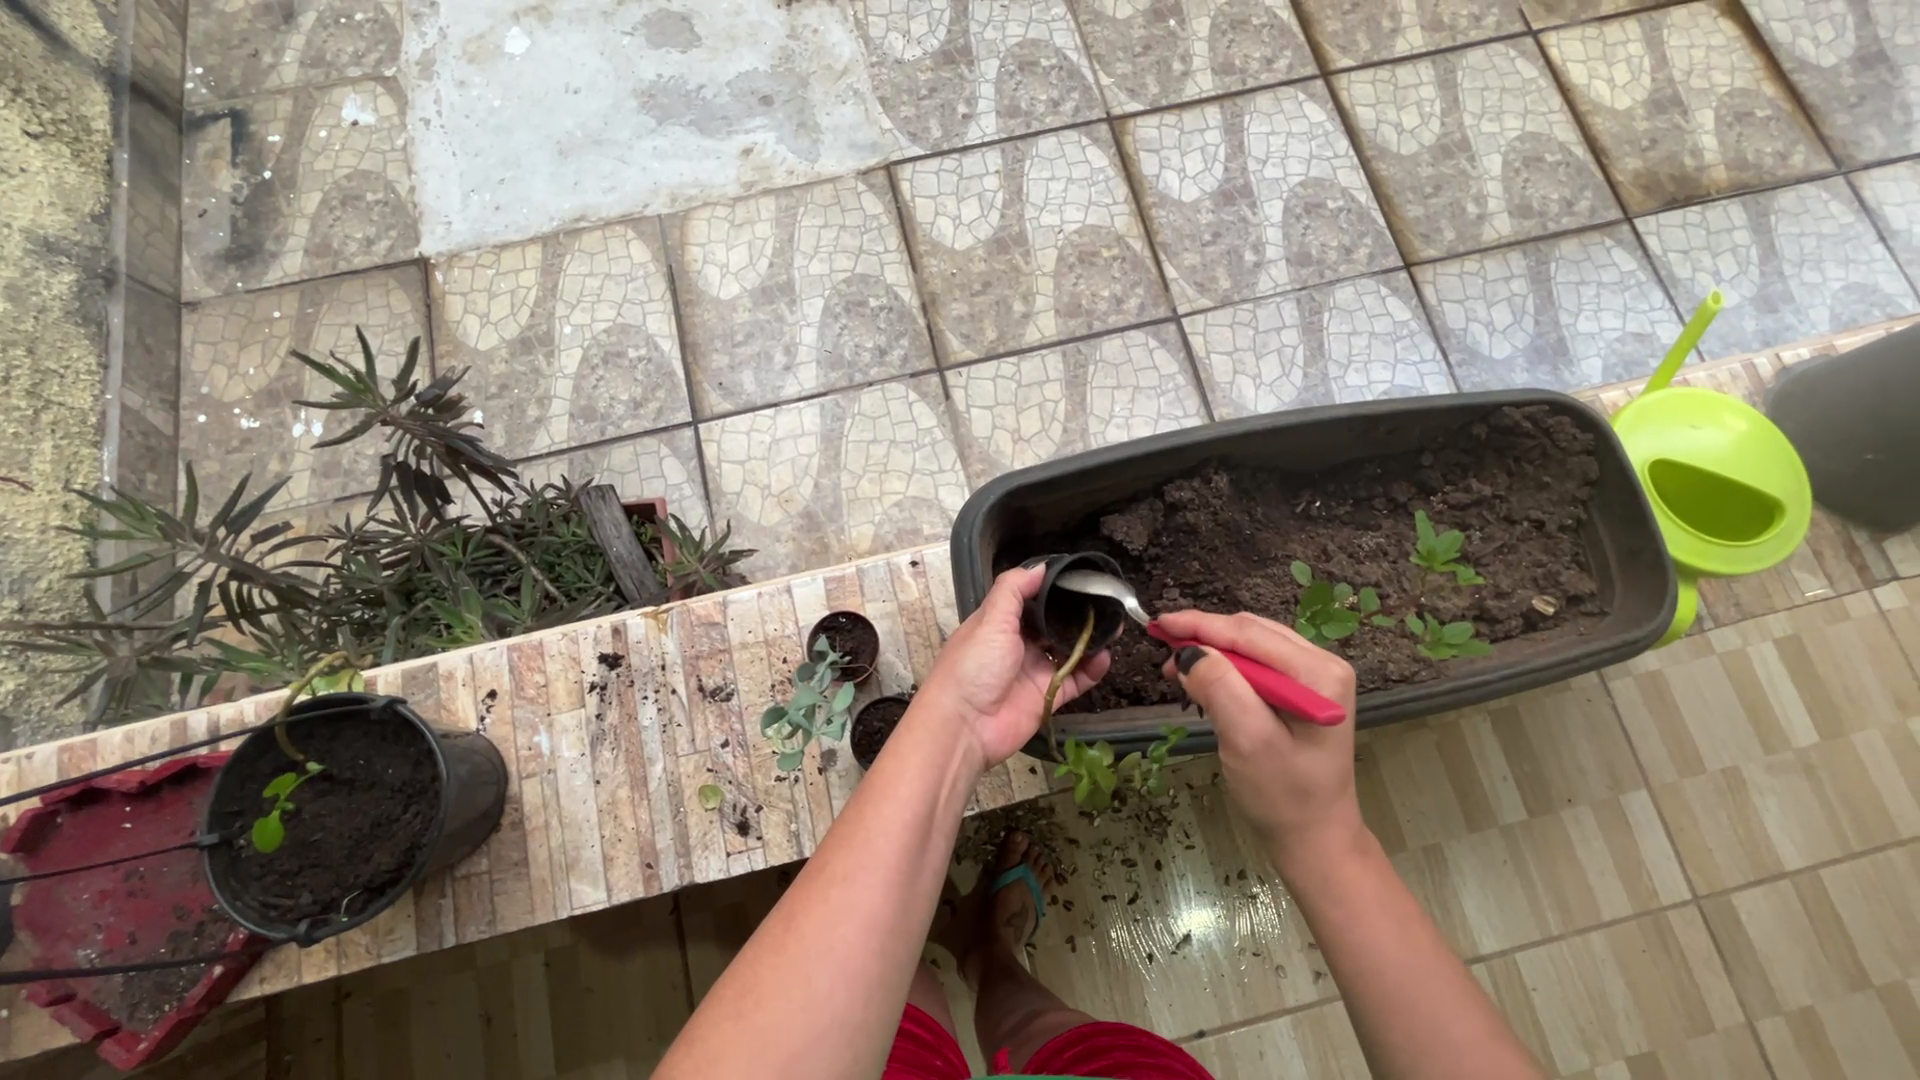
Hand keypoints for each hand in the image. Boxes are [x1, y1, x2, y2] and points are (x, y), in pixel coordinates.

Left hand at [916, 566, 1110, 769]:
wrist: (964, 726)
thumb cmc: (972, 666)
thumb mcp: (990, 619)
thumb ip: (1013, 589)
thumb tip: (1041, 567)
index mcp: (999, 622)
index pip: (1031, 599)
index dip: (1053, 589)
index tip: (1081, 578)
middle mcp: (1018, 644)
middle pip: (1054, 625)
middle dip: (1078, 615)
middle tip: (1106, 603)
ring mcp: (1034, 670)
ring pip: (1069, 651)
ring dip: (1090, 640)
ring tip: (1114, 627)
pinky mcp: (1047, 696)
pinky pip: (1076, 680)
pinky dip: (1092, 670)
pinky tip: (1104, 657)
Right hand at [1156, 610, 1364, 872]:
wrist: (1313, 837)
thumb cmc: (1282, 795)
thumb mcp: (1246, 740)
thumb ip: (1220, 688)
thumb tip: (1189, 651)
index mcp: (1318, 674)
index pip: (1248, 634)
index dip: (1199, 625)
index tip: (1157, 624)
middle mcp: (1323, 665)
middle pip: (1250, 632)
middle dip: (1203, 636)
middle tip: (1162, 650)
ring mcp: (1315, 677)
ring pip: (1251, 644)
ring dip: (1211, 649)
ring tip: (1176, 667)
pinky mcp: (1303, 690)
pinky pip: (1257, 662)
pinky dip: (1225, 665)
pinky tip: (1203, 678)